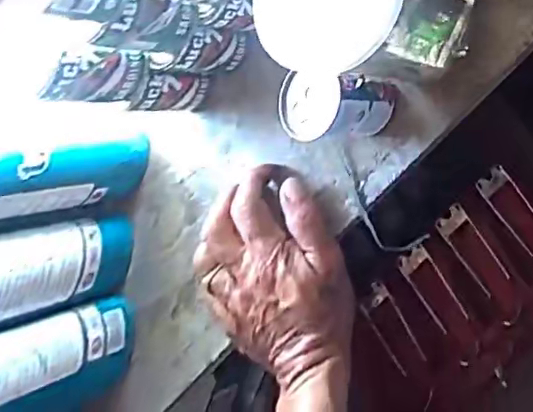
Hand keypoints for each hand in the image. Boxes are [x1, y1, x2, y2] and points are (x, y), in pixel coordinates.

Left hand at [194, 166, 351, 399]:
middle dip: (229, 194)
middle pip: (217, 222)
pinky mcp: (224, 311)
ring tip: (231, 211)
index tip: (267, 171)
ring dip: (214, 222)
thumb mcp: (329, 258)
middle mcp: (240, 270)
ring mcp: (228, 292)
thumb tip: (289, 185)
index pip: (247, 202)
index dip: (254, 178)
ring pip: (204, 249)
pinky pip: (204, 278)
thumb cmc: (325, 308)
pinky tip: (222, 248)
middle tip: (245, 184)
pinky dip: (209, 255)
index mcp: (267, 252)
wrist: (310, 360)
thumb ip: (307, 218)